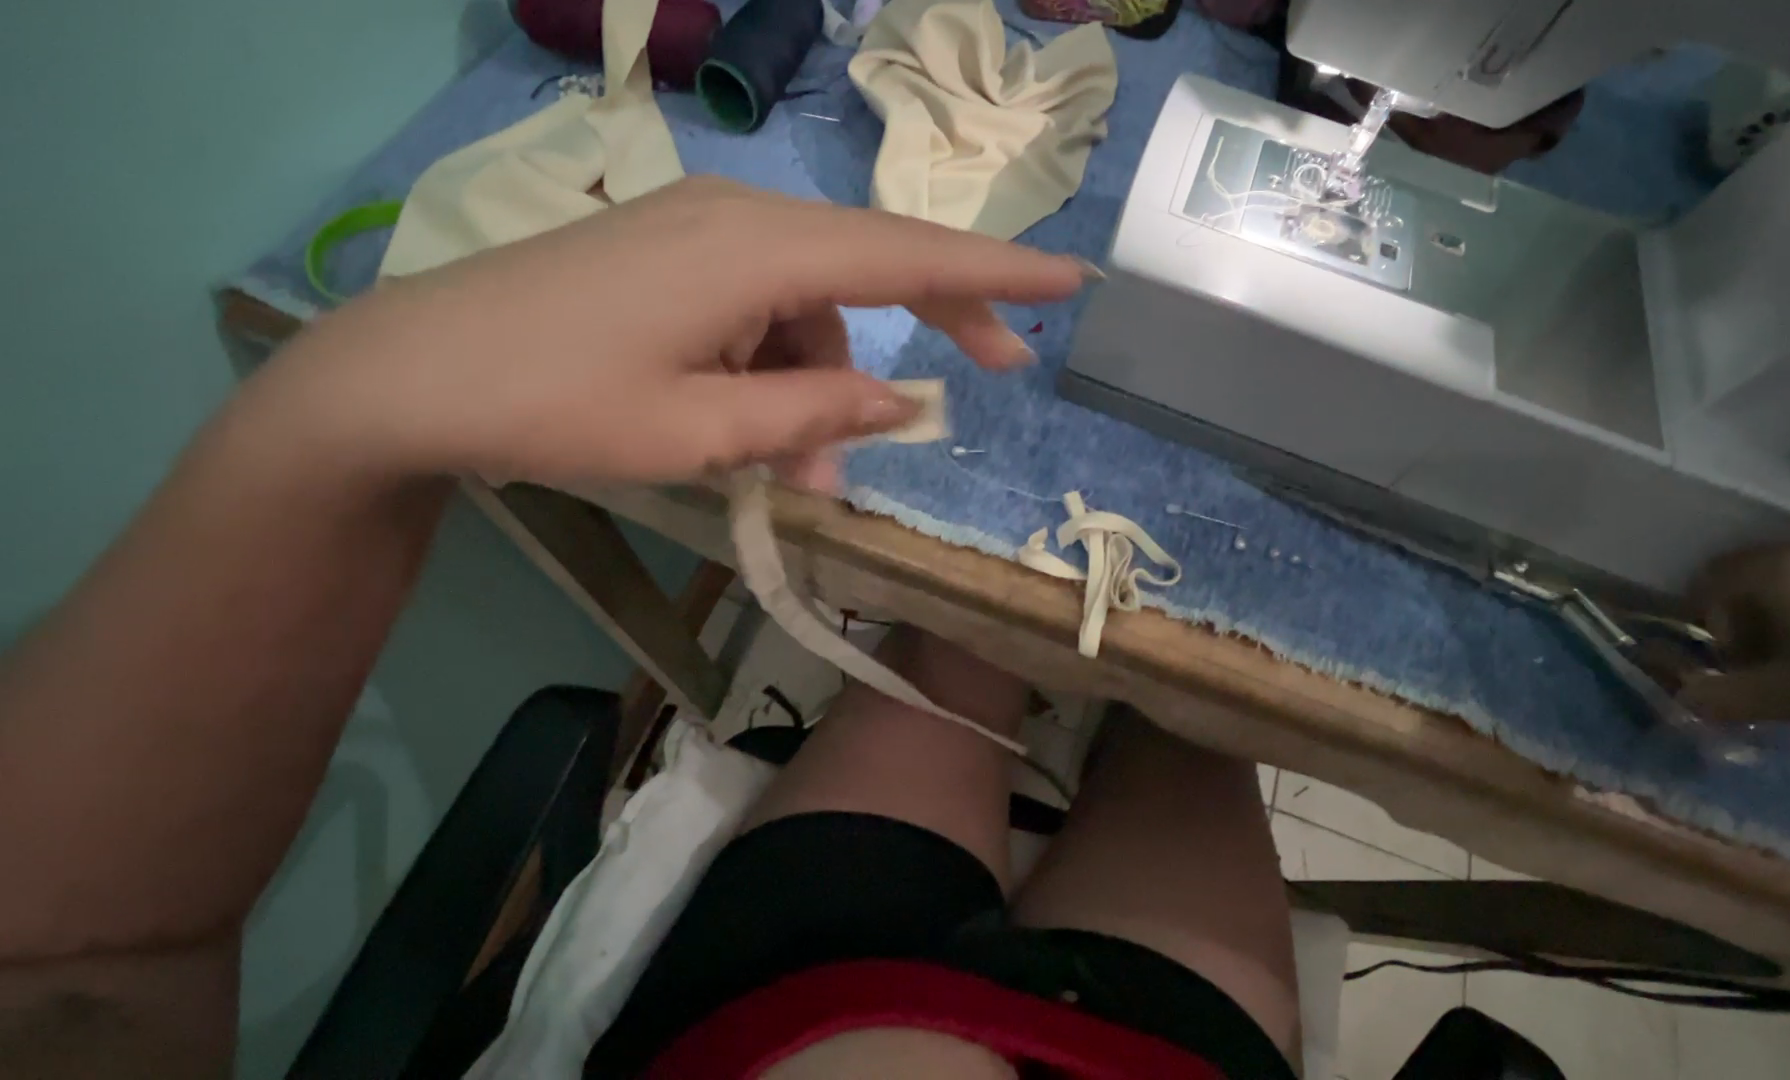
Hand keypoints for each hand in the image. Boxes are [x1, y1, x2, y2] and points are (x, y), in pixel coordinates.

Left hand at [242, 177, 1088, 491]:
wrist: (408, 375)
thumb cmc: (556, 405)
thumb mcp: (700, 431)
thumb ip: (814, 412)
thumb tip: (901, 399)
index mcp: (755, 250)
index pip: (905, 255)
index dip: (992, 274)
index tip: (1069, 281)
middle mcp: (739, 217)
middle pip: (870, 265)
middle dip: (932, 323)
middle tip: (996, 369)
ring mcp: (701, 229)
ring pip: (809, 302)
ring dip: (825, 379)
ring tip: (797, 468)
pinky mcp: (672, 253)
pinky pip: (760, 305)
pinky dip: (777, 365)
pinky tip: (750, 421)